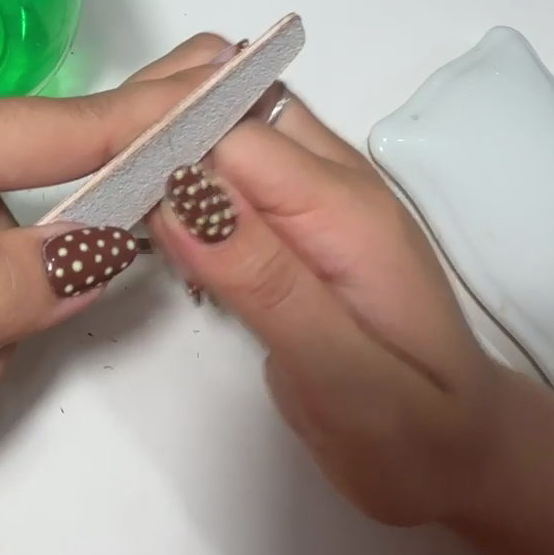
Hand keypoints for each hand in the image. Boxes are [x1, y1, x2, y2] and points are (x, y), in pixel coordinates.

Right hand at [143, 37, 508, 527]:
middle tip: (92, 167)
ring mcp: (311, 192)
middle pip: (232, 104)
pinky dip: (182, 173)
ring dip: (166, 139)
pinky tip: (146, 204)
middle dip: (158, 118)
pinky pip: (229, 163)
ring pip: (227, 124)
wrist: (461, 450)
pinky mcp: (291, 213)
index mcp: (345, 206)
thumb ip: (264, 278)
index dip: (164, 139)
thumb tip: (180, 192)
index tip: (99, 168)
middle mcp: (329, 178)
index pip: (234, 131)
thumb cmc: (412, 431)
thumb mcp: (343, 373)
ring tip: (106, 180)